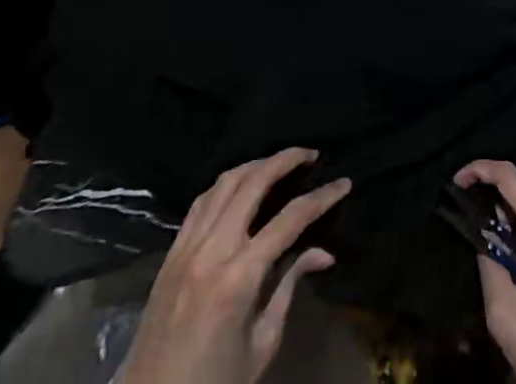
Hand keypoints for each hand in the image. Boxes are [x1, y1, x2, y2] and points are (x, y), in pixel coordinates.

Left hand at [119, 148, 350, 383]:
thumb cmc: (216, 380)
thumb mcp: (263, 341)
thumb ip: (290, 285)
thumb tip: (324, 253)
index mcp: (238, 277)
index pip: (290, 218)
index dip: (322, 196)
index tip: (345, 182)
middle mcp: (210, 252)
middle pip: (252, 183)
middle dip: (285, 160)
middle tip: (311, 154)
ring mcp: (185, 250)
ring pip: (223, 185)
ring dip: (255, 165)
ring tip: (280, 163)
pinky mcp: (169, 255)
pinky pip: (200, 204)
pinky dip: (226, 185)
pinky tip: (243, 186)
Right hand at [456, 160, 515, 383]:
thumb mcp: (505, 314)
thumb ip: (490, 267)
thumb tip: (483, 241)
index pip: (514, 181)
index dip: (483, 170)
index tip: (457, 179)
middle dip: (494, 182)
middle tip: (464, 196)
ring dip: (510, 200)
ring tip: (480, 214)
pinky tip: (507, 234)